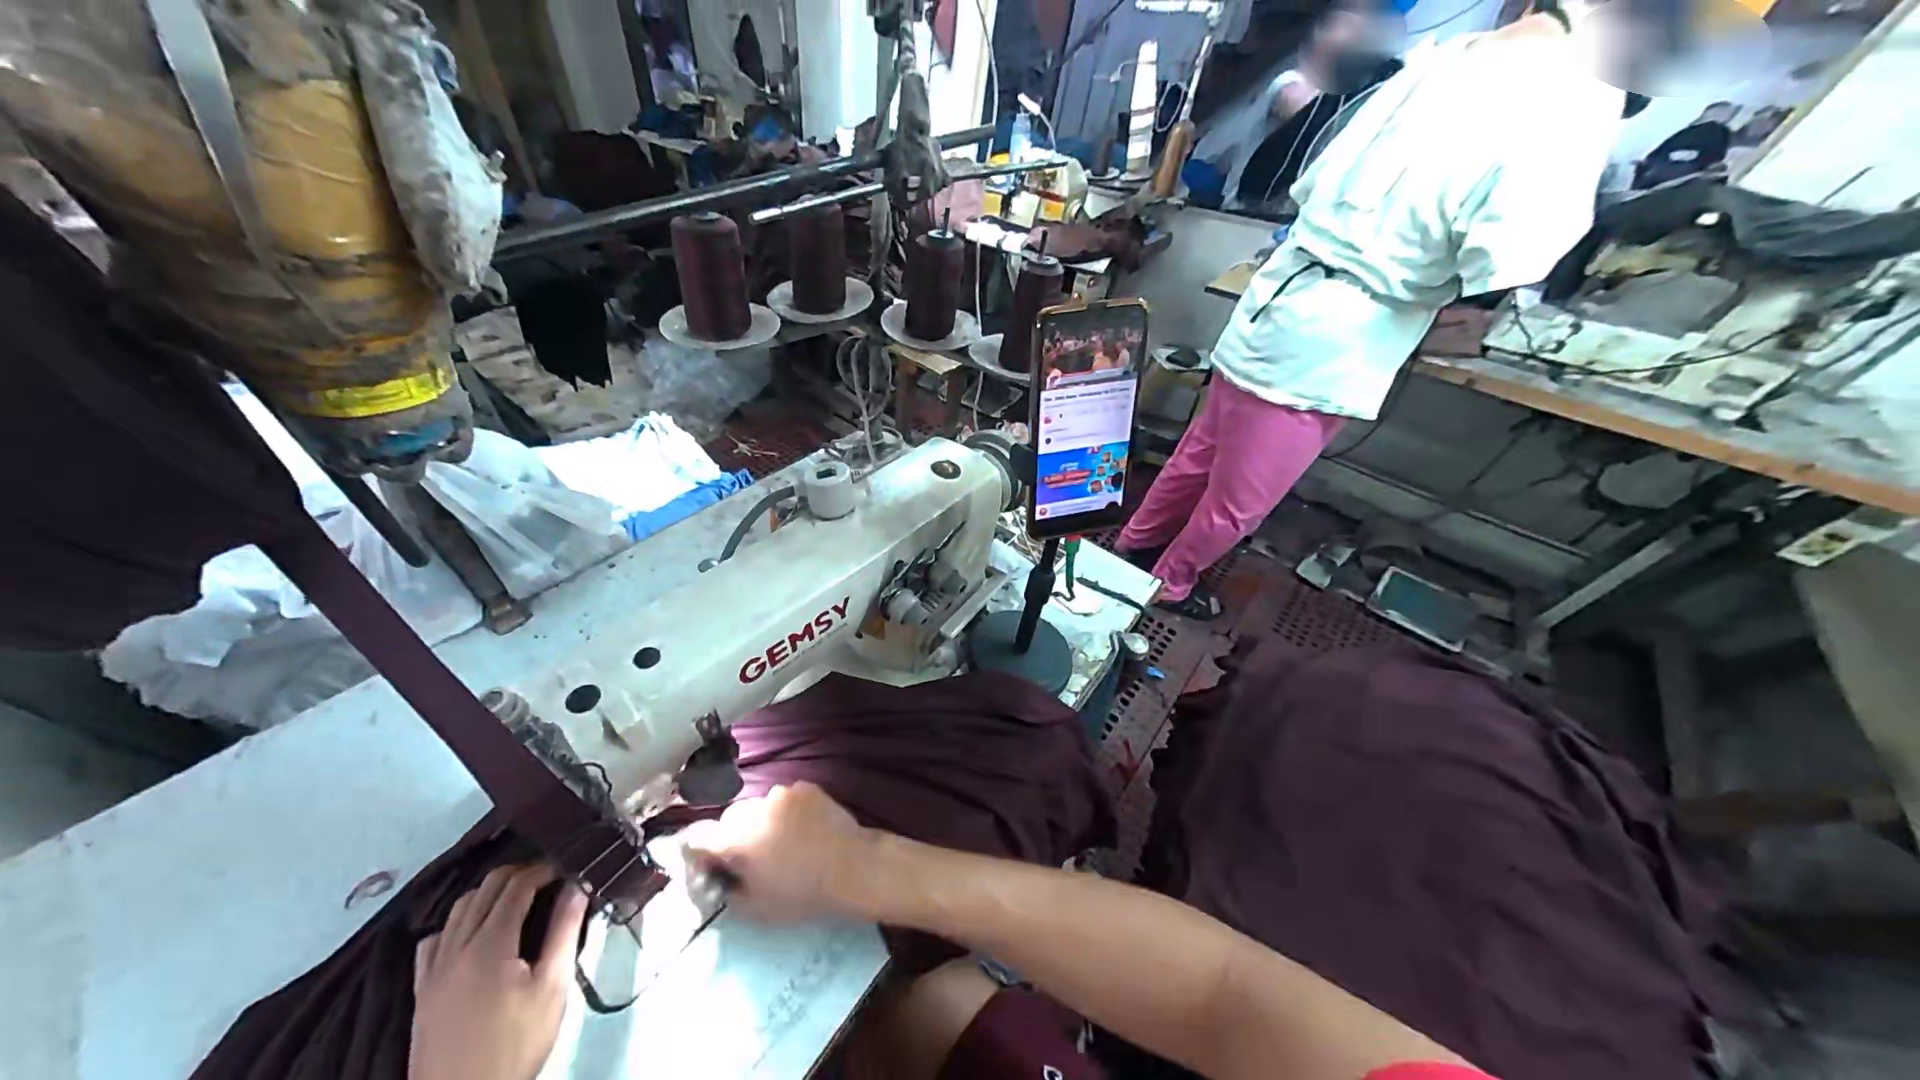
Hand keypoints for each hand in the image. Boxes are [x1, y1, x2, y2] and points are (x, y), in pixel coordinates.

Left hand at [410, 864, 589, 1079]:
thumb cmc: (516, 1044)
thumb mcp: (552, 987)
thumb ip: (564, 930)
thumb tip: (578, 886)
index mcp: (490, 944)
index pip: (517, 885)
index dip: (545, 869)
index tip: (568, 869)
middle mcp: (455, 947)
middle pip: (485, 888)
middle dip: (520, 874)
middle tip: (550, 879)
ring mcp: (432, 969)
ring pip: (458, 908)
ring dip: (490, 893)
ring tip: (520, 898)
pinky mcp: (421, 989)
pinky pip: (434, 939)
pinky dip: (458, 922)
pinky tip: (475, 933)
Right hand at [680, 783, 879, 922]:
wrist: (852, 867)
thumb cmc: (802, 894)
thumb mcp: (755, 908)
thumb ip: (726, 890)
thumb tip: (715, 877)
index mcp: (737, 841)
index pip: (701, 839)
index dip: (705, 852)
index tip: (715, 863)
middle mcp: (755, 811)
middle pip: (731, 818)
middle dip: (736, 834)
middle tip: (755, 854)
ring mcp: (782, 794)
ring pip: (760, 805)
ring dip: (763, 819)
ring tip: (785, 840)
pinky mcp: (805, 787)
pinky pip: (786, 798)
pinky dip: (788, 810)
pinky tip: (804, 827)